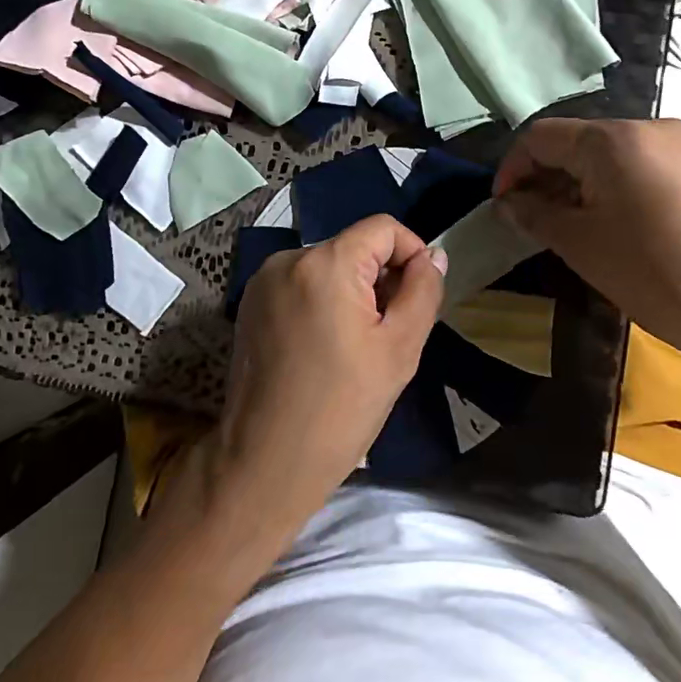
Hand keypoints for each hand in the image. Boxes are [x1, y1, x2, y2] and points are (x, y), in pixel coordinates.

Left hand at [214, 215, 446, 520]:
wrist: (267, 454)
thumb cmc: (341, 406)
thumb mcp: (399, 349)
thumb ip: (422, 292)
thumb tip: (432, 256)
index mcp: (324, 263)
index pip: (381, 227)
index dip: (410, 253)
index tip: (417, 298)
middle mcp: (286, 259)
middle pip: (351, 247)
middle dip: (378, 280)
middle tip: (385, 335)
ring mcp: (261, 281)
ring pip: (325, 268)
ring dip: (350, 294)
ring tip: (352, 349)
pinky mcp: (249, 304)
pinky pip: (298, 286)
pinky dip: (320, 303)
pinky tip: (322, 350)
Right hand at [492, 117, 680, 363]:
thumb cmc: (652, 270)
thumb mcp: (578, 243)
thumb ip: (533, 214)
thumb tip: (508, 204)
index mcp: (613, 138)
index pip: (539, 137)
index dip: (511, 169)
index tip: (501, 207)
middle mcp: (649, 128)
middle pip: (574, 142)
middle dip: (542, 176)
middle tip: (527, 219)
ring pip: (604, 156)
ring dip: (572, 184)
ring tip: (562, 226)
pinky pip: (634, 168)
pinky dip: (605, 189)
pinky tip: (603, 225)